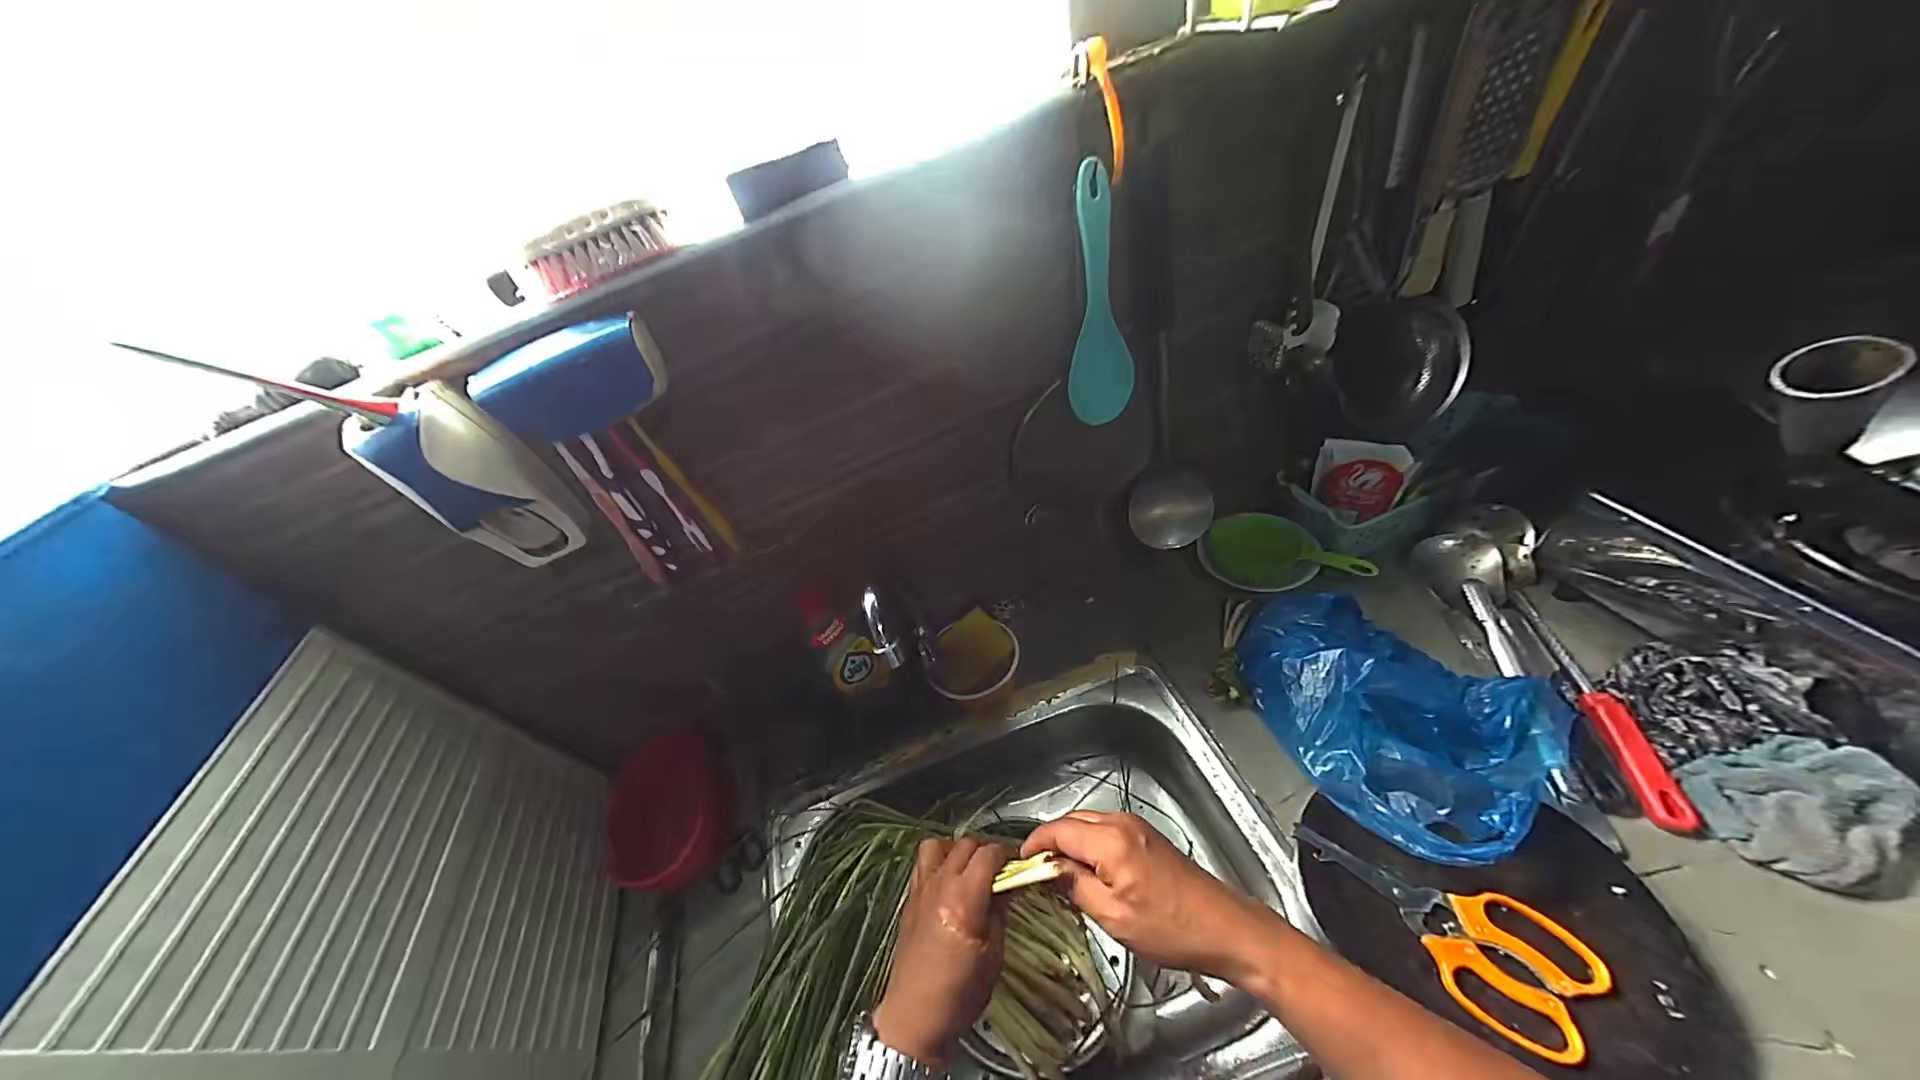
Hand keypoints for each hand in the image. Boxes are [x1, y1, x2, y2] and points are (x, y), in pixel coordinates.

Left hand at [873, 836, 1011, 1064]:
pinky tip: (949, 879)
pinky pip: (922, 862)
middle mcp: (940, 885)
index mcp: (964, 899)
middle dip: (987, 850)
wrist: (914, 1018)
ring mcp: (921, 889)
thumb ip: (1000, 913)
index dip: (1007, 853)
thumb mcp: (993, 956)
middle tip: (1001, 867)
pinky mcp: (910, 898)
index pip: (988, 855)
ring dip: (958, 849)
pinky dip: (938, 860)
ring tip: (971, 867)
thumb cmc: (959, 994)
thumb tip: (1008, 887)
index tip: (1018, 862)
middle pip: (965, 845)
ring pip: (939, 845)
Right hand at [1021, 810, 1283, 982]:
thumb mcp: (1113, 917)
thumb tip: (1050, 871)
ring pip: (1088, 824)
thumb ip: (1075, 887)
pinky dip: (1089, 843)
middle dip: (1050, 841)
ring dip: (1070, 842)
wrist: (1226, 928)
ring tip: (1059, 873)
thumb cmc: (1171, 928)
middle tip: (1036, 870)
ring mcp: (1137, 826)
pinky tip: (1088, 869)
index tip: (1020, 863)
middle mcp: (1121, 823)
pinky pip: (1106, 831)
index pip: (1057, 830)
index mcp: (1110, 840)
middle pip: (1072, 821)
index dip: (1034, 844)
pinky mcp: (1147, 836)